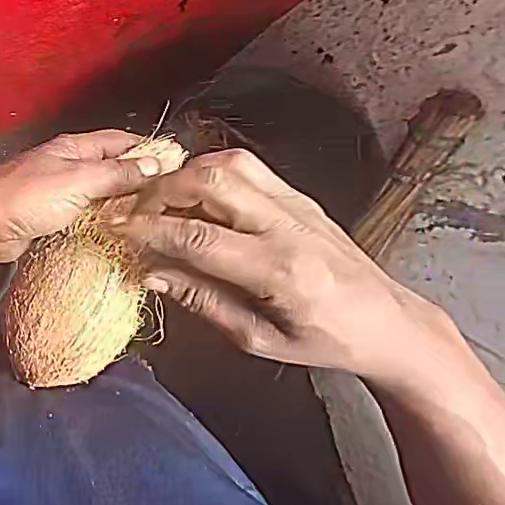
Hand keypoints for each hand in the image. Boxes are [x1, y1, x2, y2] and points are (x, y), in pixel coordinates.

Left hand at [0, 130, 166, 264]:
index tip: (172, 162)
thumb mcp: (78, 180)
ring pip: (99, 188)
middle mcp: (66, 164)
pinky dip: (102, 215)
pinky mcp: (51, 213)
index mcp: (73, 148)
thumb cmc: (20, 197)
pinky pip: (85, 209)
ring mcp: (58, 188)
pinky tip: (113, 225)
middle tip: (163, 190)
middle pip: (111, 164)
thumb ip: (117, 173)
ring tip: (145, 209)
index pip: (121, 141)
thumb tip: (152, 165)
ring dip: (120, 197)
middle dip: (138, 174)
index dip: (148, 149)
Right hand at [112, 149, 486, 398]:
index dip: (148, 230)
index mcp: (279, 271)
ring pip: (230, 163)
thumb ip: (201, 300)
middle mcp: (288, 226)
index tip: (116, 229)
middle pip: (212, 182)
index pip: (197, 238)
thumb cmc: (324, 341)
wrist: (388, 322)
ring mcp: (297, 205)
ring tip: (159, 201)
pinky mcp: (300, 197)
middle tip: (133, 211)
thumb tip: (151, 273)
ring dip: (185, 175)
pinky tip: (194, 195)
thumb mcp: (257, 339)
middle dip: (161, 192)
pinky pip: (248, 168)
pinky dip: (210, 173)